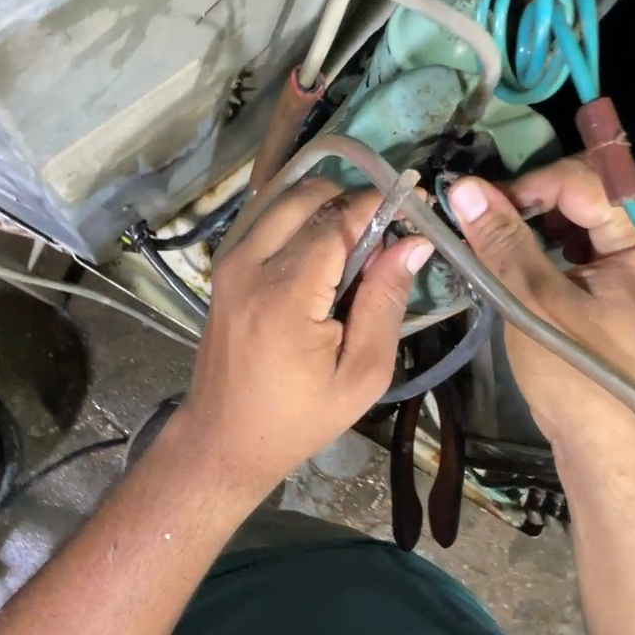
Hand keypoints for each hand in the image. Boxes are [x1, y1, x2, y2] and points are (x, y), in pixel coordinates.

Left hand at [168, 178, 432, 494]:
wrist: (224, 439)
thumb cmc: (298, 418)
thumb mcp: (360, 375)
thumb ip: (385, 303)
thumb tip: (413, 244)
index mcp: (285, 296)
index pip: (336, 220)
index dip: (377, 205)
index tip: (410, 205)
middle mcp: (249, 266)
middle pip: (305, 195)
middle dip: (348, 199)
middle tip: (379, 231)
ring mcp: (228, 263)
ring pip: (280, 198)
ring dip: (320, 206)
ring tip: (350, 242)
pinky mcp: (221, 268)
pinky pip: (262, 219)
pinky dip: (294, 219)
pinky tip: (317, 252)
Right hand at [444, 156, 634, 462]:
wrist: (611, 451)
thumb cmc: (579, 376)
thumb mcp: (534, 302)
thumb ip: (501, 239)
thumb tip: (461, 187)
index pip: (579, 181)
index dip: (524, 186)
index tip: (474, 208)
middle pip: (582, 191)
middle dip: (528, 200)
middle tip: (480, 220)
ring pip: (574, 218)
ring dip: (530, 223)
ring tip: (490, 240)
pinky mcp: (615, 288)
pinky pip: (574, 246)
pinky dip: (540, 247)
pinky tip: (513, 262)